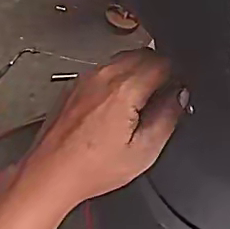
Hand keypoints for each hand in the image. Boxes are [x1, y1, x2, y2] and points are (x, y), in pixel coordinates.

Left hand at [15, 50, 185, 208]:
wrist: (49, 175)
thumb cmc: (89, 168)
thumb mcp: (143, 151)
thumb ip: (168, 117)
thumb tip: (180, 96)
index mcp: (124, 89)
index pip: (164, 61)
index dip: (178, 75)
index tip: (179, 90)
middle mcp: (102, 76)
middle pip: (144, 53)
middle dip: (160, 69)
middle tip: (164, 96)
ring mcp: (85, 79)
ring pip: (124, 59)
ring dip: (139, 73)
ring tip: (140, 105)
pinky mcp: (74, 86)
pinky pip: (105, 70)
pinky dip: (119, 79)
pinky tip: (118, 108)